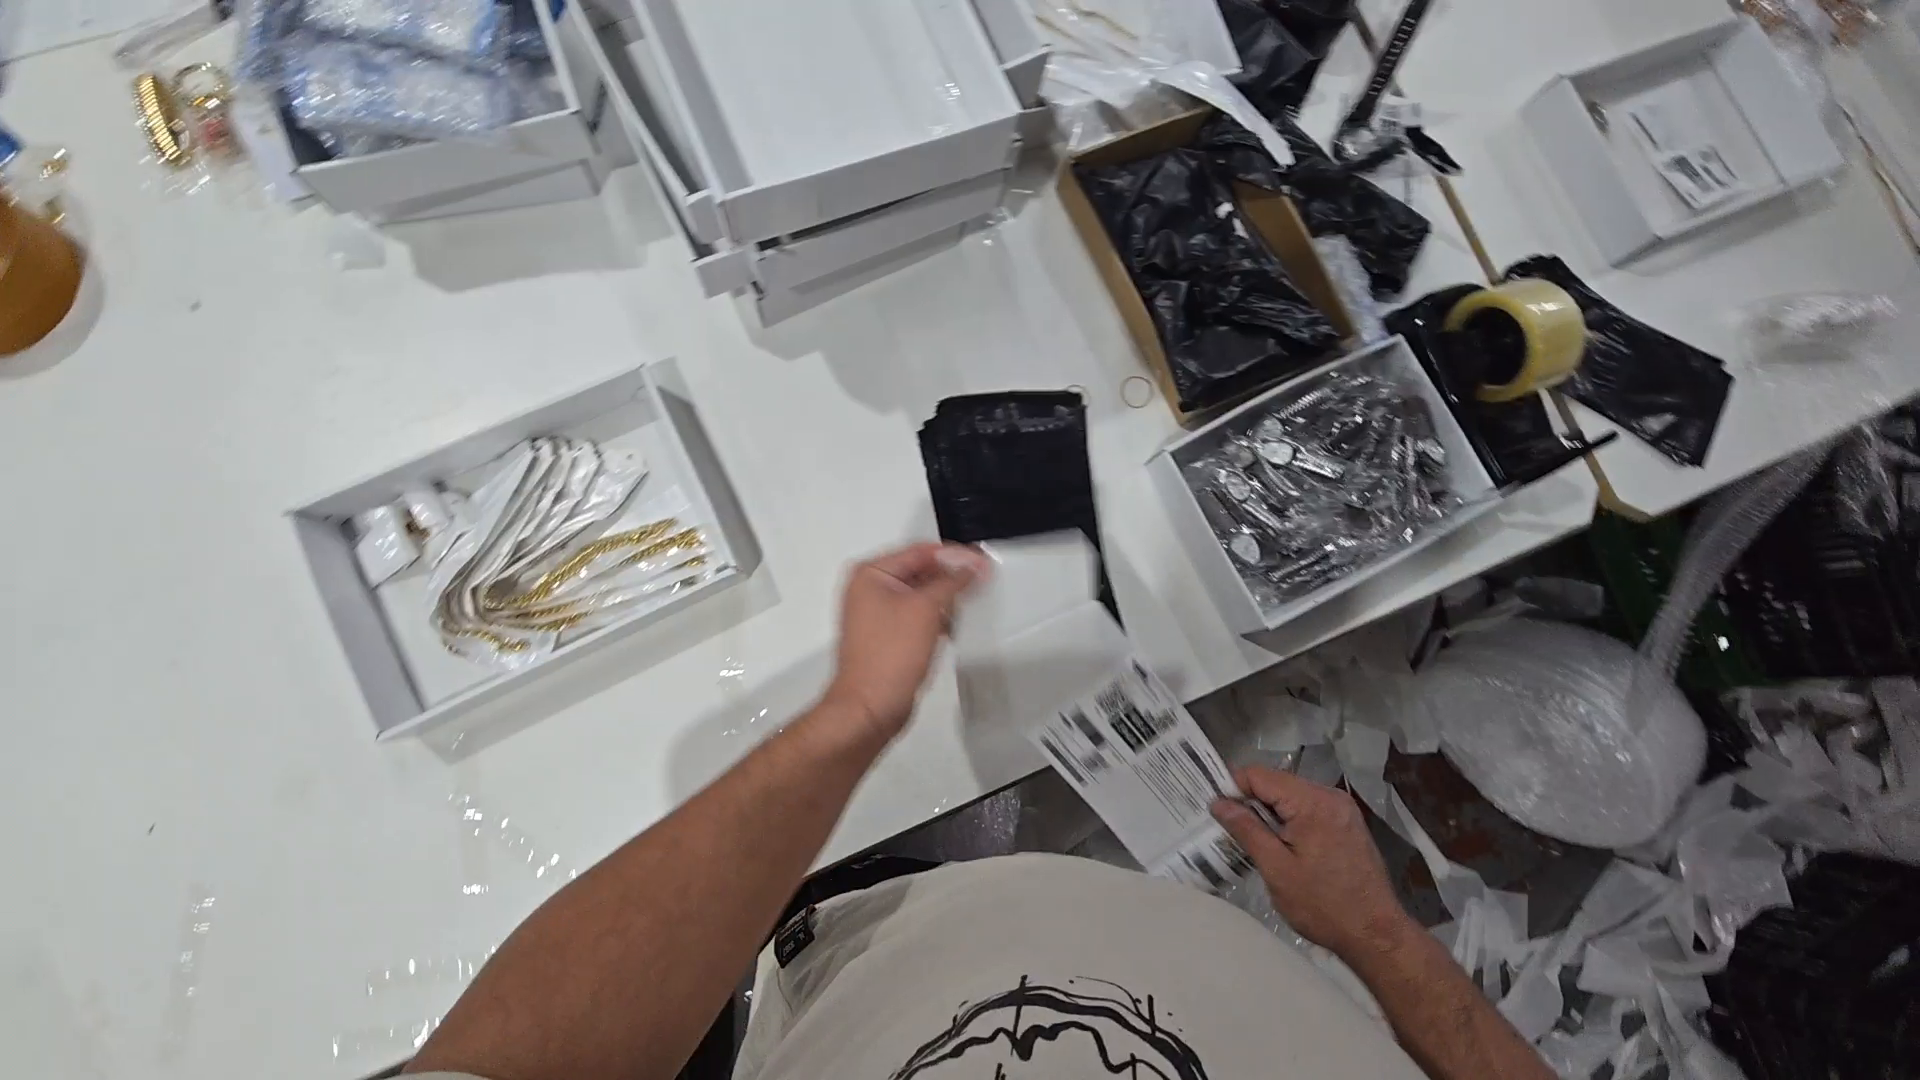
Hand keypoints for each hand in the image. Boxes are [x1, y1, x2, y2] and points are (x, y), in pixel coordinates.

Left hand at [819, 543, 989, 743]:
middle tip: (984, 581)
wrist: (870, 707)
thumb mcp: (926, 608)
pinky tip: (954, 625)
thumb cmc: (893, 653)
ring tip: (971, 604)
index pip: (920, 551)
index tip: (984, 562)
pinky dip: (935, 617)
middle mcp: (869, 588)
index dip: (954, 555)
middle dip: (951, 577)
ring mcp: (876, 613)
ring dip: (945, 598)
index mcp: (871, 573)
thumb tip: (972, 564)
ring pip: (920, 594)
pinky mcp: (886, 636)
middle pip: (919, 571)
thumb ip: (952, 581)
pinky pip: (916, 615)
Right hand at [1212, 766, 1416, 960]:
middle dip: (1250, 801)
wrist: (1378, 936)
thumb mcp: (1276, 869)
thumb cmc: (1324, 906)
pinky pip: (1307, 808)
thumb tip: (1218, 802)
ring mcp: (1342, 809)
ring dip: (1268, 812)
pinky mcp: (1346, 823)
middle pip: (1276, 783)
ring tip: (1251, 838)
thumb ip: (1246, 829)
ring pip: (1291, 795)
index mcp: (1313, 802)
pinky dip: (1288, 819)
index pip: (1259, 775)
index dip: (1232, 787)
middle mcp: (1330, 796)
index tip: (1214, 808)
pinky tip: (1279, 843)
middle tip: (1228, 826)